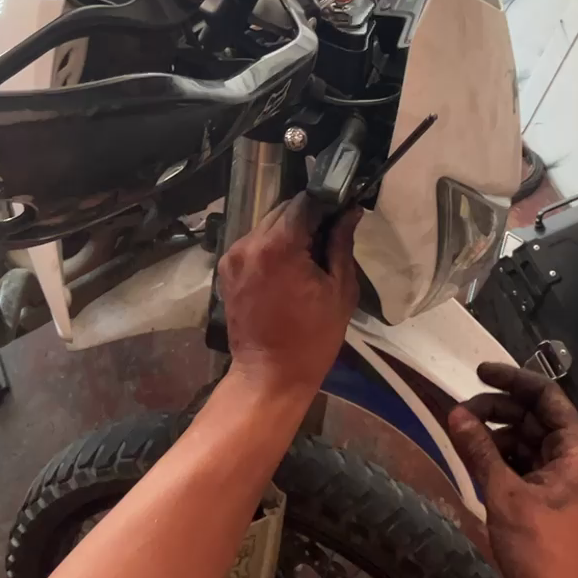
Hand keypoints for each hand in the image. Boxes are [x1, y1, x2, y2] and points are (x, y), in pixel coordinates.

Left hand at [219, 195, 360, 397]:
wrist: (269, 374)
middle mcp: (250, 243)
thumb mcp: (339, 290)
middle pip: (282, 210)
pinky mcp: (227, 268)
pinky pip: (253, 242)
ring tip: (308, 254)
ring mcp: (234, 255)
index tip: (340, 212)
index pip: (304, 203)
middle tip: (327, 236)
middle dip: (306, 217)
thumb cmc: (312, 338)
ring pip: (266, 223)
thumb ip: (342, 244)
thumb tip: (351, 212)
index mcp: (279, 247)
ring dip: (287, 230)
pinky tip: (286, 266)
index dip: (325, 204)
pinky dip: (271, 245)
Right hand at [446, 362, 577, 577]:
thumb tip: (455, 412)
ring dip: (495, 437)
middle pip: (533, 417)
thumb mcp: (507, 496)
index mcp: (576, 448)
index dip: (511, 379)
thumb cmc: (547, 552)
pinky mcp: (553, 503)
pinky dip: (501, 461)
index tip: (477, 372)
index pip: (545, 395)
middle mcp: (574, 457)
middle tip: (459, 414)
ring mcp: (564, 482)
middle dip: (496, 411)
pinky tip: (477, 464)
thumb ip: (480, 450)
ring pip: (526, 443)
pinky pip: (525, 468)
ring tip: (463, 440)